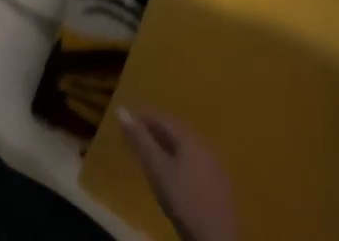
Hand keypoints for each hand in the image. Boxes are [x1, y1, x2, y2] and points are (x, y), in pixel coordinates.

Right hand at [118, 107, 237, 240]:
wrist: (216, 239)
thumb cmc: (182, 198)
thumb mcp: (156, 167)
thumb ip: (139, 139)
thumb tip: (121, 110)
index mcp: (191, 140)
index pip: (163, 118)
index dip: (141, 117)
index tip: (123, 122)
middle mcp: (206, 148)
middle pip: (176, 131)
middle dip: (153, 131)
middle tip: (132, 137)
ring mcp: (215, 167)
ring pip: (184, 147)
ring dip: (164, 146)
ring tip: (146, 153)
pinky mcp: (217, 184)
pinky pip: (192, 161)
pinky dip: (176, 159)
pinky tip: (169, 171)